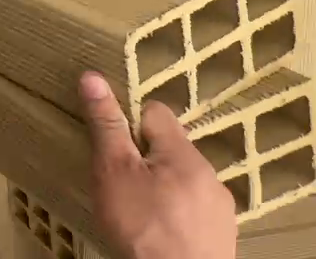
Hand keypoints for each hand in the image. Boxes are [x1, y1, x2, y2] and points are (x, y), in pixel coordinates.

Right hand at [81, 72, 237, 258]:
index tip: (111, 141)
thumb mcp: (113, 169)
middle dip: (142, 152)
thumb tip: (92, 76)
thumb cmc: (141, 224)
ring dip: (159, 180)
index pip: (156, 111)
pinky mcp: (222, 238)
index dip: (129, 118)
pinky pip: (193, 205)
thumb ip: (107, 124)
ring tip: (134, 202)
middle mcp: (211, 177)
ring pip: (182, 176)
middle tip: (117, 174)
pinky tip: (155, 226)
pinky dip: (173, 207)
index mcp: (186, 155)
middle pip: (170, 145)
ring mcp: (222, 211)